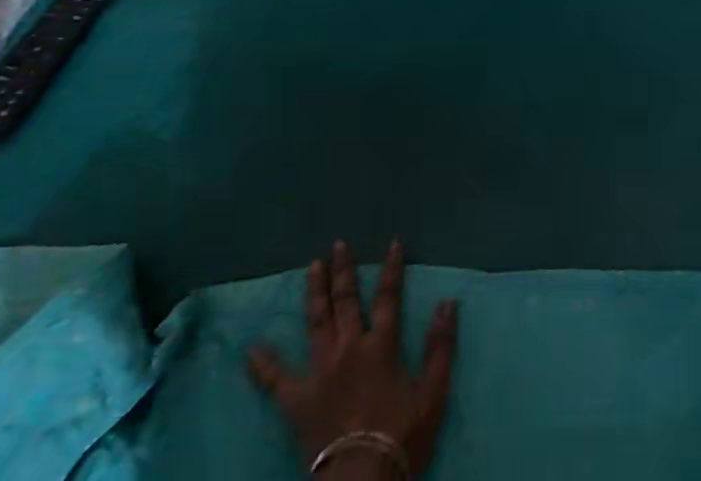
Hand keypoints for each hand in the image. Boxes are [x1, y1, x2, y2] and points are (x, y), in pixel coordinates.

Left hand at [246, 240, 456, 479]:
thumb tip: (448, 302)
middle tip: (338, 245)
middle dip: (344, 271)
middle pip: (346, 301)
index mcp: (381, 346)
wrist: (362, 478)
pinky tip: (252, 348)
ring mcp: (318, 372)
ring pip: (316, 323)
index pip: (389, 296)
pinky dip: (263, 363)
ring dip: (315, 292)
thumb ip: (440, 345)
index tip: (393, 243)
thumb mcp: (434, 391)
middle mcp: (348, 349)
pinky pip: (275, 378)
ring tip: (313, 267)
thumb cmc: (403, 434)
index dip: (392, 268)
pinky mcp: (296, 399)